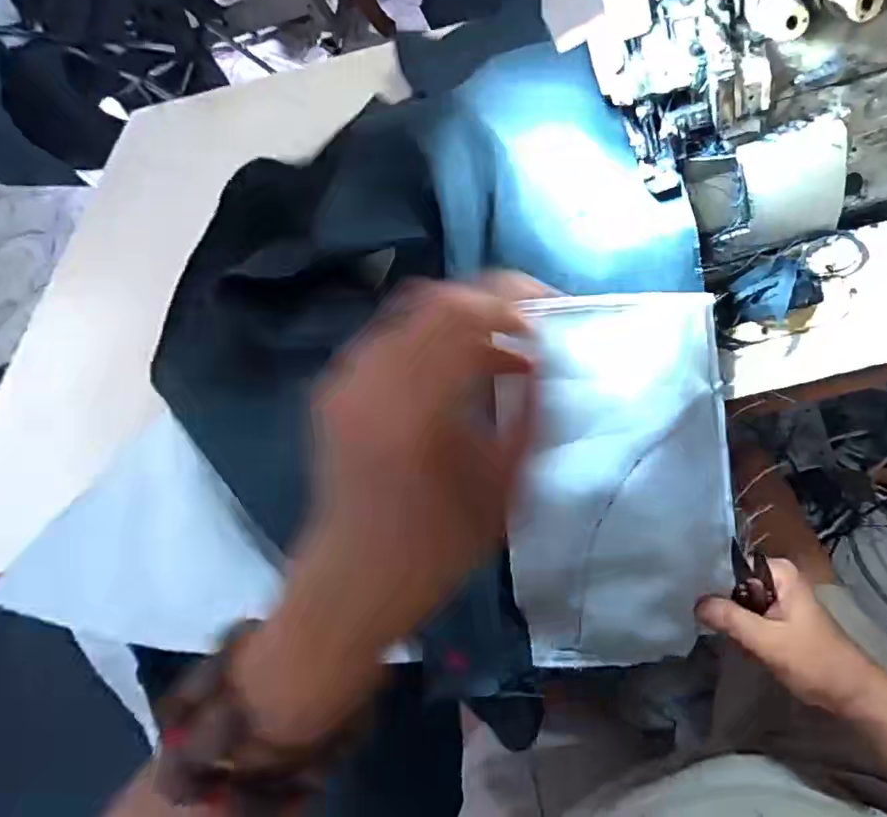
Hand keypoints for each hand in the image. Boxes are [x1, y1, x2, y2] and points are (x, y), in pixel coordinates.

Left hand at [234, 275, 547, 746]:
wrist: (349, 586)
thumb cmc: (437, 545)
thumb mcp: (503, 484)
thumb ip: (529, 414)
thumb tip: (546, 362)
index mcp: (417, 406)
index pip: (467, 313)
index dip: (515, 302)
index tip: (549, 320)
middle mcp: (374, 380)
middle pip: (439, 299)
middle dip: (494, 301)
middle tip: (531, 325)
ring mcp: (347, 380)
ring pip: (415, 311)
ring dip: (465, 318)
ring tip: (504, 345)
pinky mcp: (337, 389)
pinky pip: (394, 336)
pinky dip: (435, 336)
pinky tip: (462, 366)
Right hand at [695, 557, 886, 718]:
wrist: (850, 692)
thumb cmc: (813, 660)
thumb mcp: (767, 640)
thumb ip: (731, 619)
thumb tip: (696, 602)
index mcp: (781, 571)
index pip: (736, 564)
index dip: (714, 579)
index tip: (692, 593)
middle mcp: (781, 578)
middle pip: (738, 583)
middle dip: (722, 602)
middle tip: (702, 620)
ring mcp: (782, 599)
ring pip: (743, 602)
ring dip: (732, 618)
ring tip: (713, 631)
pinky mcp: (782, 620)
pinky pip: (753, 616)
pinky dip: (743, 629)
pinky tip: (733, 642)